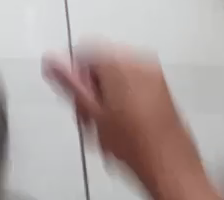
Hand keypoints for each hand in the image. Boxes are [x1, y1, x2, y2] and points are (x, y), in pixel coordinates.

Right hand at [43, 46, 218, 199]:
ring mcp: (154, 74)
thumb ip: (69, 83)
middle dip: (92, 88)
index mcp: (119, 61)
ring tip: (108, 124)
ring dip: (108, 95)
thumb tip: (51, 62)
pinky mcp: (163, 87)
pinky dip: (125, 98)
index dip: (74, 76)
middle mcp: (139, 61)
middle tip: (91, 116)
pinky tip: (124, 124)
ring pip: (117, 74)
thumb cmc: (137, 147)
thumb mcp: (93, 114)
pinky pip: (134, 82)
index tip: (76, 96)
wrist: (172, 170)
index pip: (83, 52)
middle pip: (101, 63)